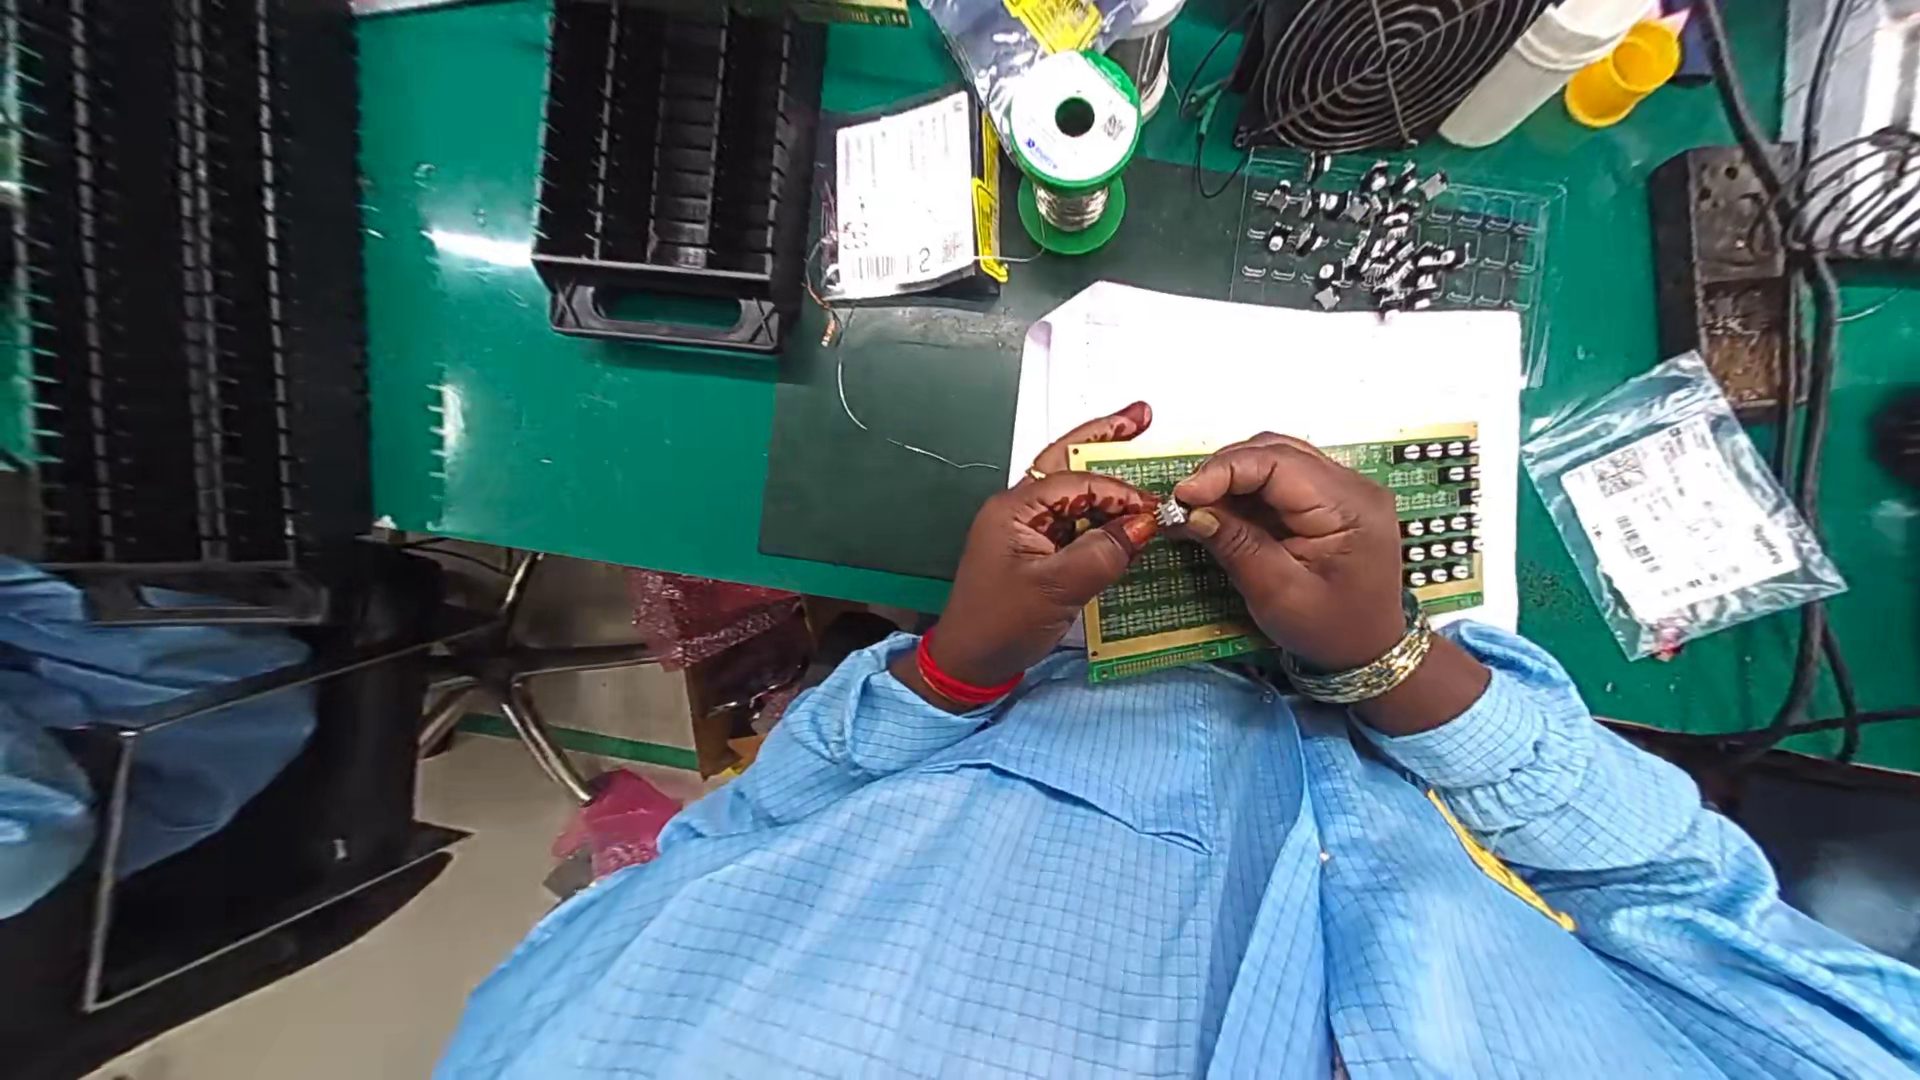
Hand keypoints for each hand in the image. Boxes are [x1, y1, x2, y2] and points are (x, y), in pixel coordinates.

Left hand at [897, 403, 1159, 706]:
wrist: (970, 661)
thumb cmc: (998, 625)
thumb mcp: (1056, 588)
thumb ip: (1103, 552)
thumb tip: (1144, 523)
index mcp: (1013, 509)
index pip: (1074, 482)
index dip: (1117, 491)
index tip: (1151, 508)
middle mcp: (1017, 510)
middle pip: (1065, 462)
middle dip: (1103, 436)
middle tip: (1141, 415)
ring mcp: (1026, 528)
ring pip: (1070, 489)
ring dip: (1104, 473)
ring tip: (1137, 446)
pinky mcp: (1036, 549)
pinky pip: (1073, 520)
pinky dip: (1100, 512)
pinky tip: (1122, 511)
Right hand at [1172, 434, 1407, 671]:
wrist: (1368, 650)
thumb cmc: (1329, 628)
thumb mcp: (1277, 594)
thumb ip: (1236, 545)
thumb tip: (1190, 512)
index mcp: (1349, 507)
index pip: (1277, 462)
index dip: (1223, 471)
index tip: (1182, 496)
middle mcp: (1350, 486)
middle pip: (1273, 451)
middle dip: (1221, 471)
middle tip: (1184, 504)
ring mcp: (1338, 489)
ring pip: (1271, 458)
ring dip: (1228, 477)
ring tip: (1197, 507)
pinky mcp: (1322, 499)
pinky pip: (1274, 478)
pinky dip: (1239, 489)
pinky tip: (1218, 510)